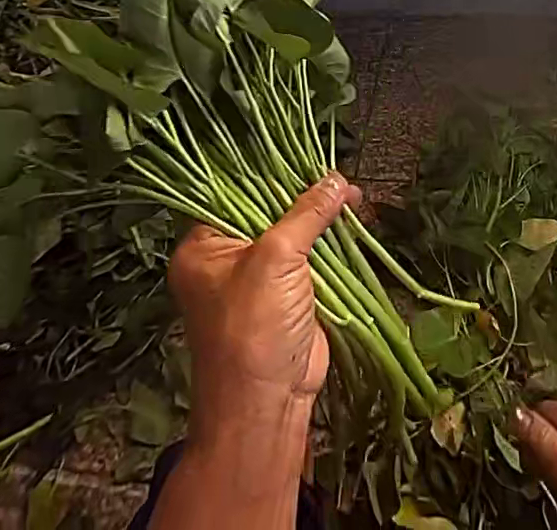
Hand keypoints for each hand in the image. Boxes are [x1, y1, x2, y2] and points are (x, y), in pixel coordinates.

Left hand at [168, 172, 360, 420]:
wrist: (267, 404)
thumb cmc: (253, 328)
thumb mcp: (276, 259)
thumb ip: (307, 214)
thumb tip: (337, 178)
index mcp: (205, 246)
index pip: (235, 193)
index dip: (270, 172)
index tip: (303, 153)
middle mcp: (228, 256)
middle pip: (269, 210)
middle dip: (305, 194)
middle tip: (336, 176)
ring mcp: (260, 275)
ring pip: (294, 232)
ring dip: (322, 216)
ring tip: (351, 193)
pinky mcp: (288, 291)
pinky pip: (311, 255)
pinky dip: (331, 240)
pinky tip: (352, 220)